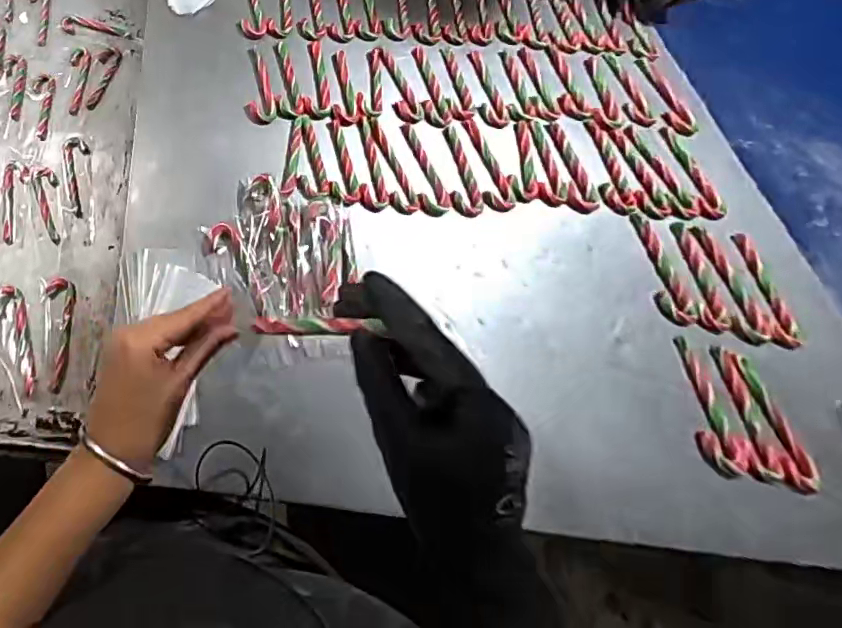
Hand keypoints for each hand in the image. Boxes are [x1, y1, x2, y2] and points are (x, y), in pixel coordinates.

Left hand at [84, 289, 237, 470]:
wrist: (111, 451)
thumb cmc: (147, 422)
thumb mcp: (179, 384)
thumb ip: (203, 350)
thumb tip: (229, 328)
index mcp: (139, 338)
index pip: (180, 318)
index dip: (207, 306)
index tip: (228, 292)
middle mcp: (127, 331)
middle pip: (171, 319)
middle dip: (200, 315)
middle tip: (230, 307)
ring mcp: (121, 340)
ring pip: (162, 327)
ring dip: (188, 325)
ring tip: (219, 317)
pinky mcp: (121, 350)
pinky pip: (152, 336)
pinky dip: (173, 335)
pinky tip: (193, 333)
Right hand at [334, 274, 528, 546]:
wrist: (476, 562)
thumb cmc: (434, 503)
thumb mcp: (397, 440)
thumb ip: (378, 383)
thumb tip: (362, 336)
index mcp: (477, 401)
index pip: (429, 341)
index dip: (395, 306)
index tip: (367, 279)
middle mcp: (492, 400)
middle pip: (435, 348)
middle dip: (392, 320)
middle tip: (349, 299)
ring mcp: (492, 413)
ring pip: (439, 366)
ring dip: (400, 344)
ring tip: (359, 326)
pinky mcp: (484, 425)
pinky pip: (445, 385)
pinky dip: (414, 370)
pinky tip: (389, 365)